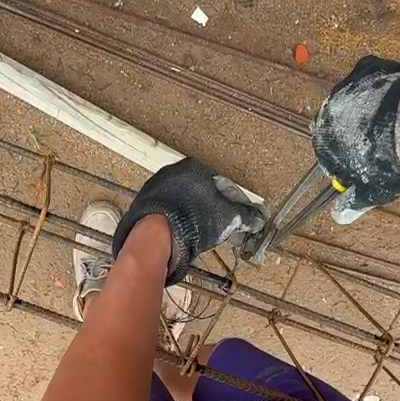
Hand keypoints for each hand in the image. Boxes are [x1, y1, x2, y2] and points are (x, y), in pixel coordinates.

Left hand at [111, 157, 265, 284]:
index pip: (218, 181)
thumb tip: (257, 218)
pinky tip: (178, 232)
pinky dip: (172, 219)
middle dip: (206, 205)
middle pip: (196, 189)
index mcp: (194, 166)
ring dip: (188, 212)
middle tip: (214, 223)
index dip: (228, 199)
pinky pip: (163, 210)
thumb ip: (245, 216)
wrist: (157, 233)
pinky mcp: (142, 203)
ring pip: (179, 199)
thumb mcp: (228, 218)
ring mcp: (154, 186)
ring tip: (196, 230)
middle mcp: (172, 171)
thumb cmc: (194, 219)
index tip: (230, 214)